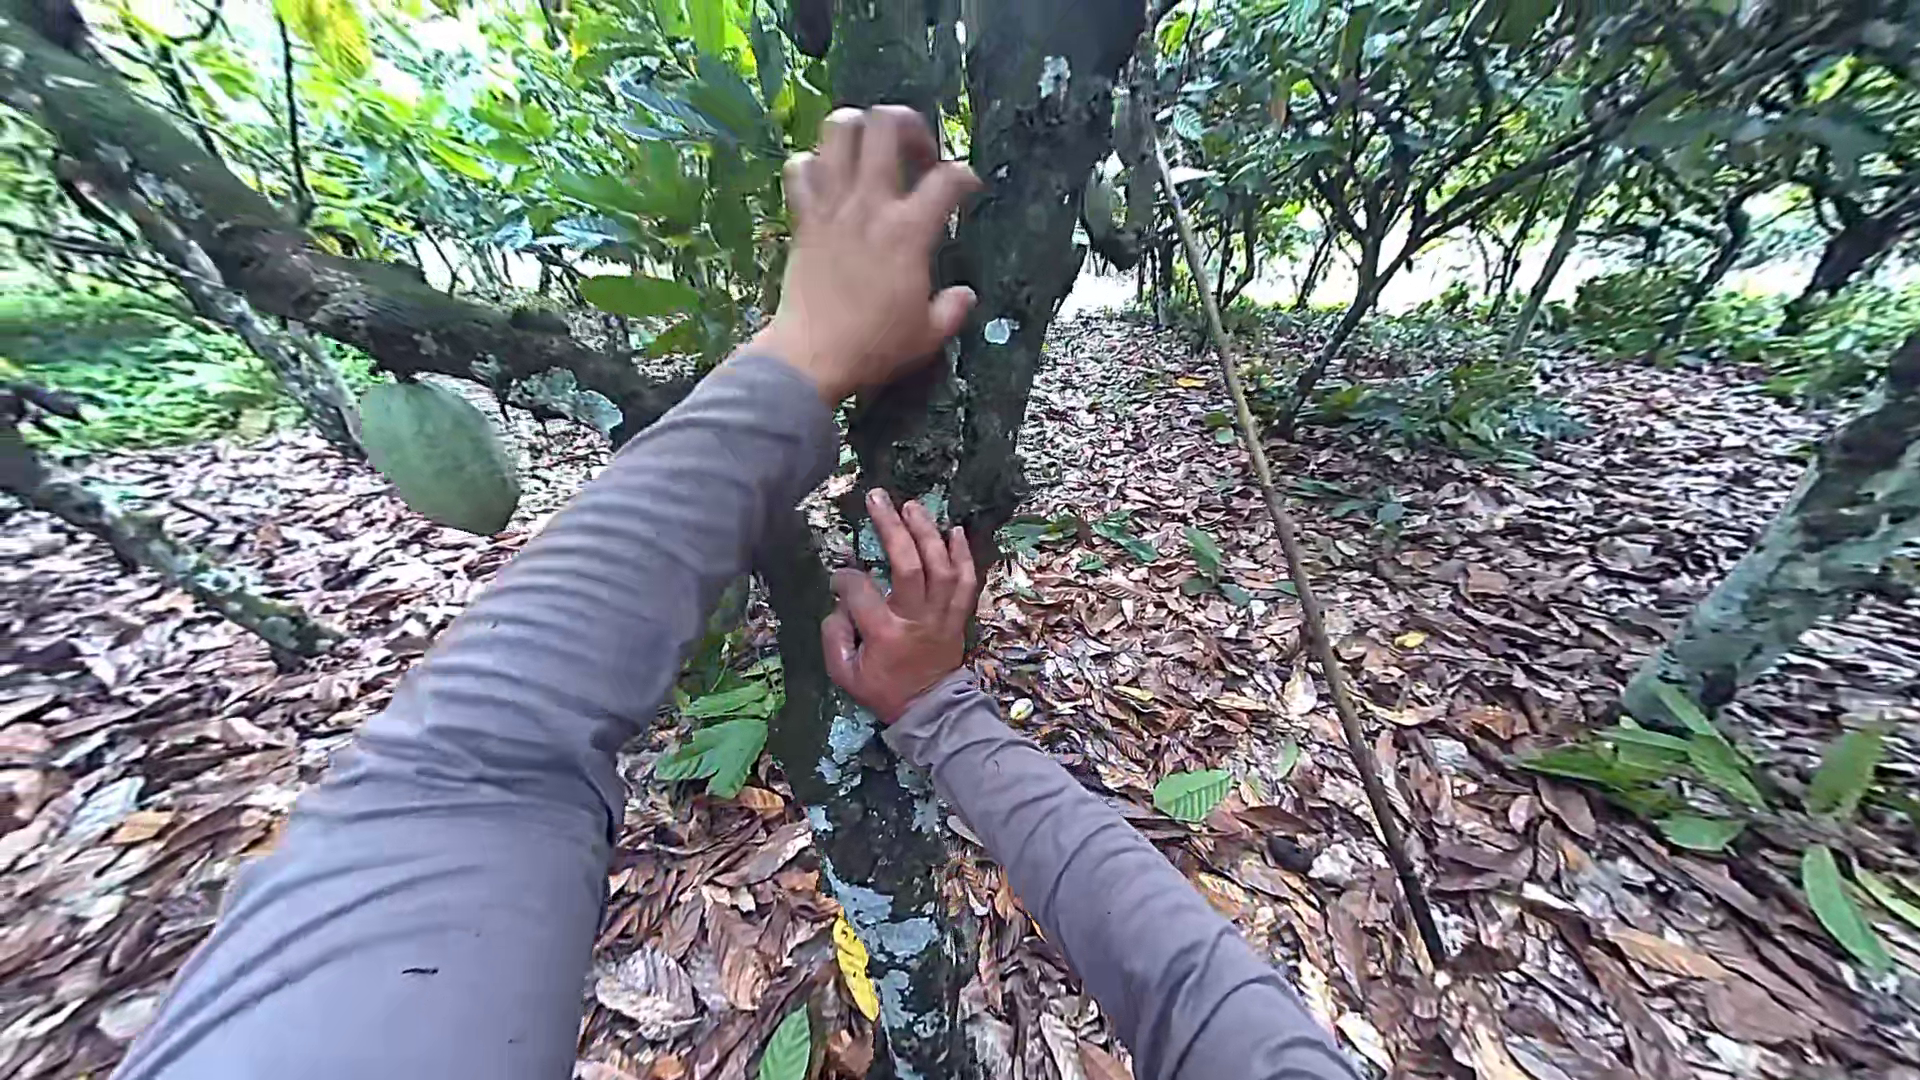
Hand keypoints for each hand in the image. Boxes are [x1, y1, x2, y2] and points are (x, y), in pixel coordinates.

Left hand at [752, 106, 981, 404]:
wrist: (814, 355)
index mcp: (909, 233)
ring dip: (861, 130)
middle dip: (909, 125)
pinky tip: (829, 181)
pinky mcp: (804, 218)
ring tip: (873, 152)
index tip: (967, 188)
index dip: (965, 176)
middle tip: (917, 152)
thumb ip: (953, 310)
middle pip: (887, 125)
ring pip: (840, 130)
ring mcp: (832, 207)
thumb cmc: (875, 347)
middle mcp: (870, 206)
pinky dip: (815, 164)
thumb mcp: (928, 337)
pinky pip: (801, 167)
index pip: (947, 180)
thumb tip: (965, 295)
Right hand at [822, 489, 979, 722]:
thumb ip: (834, 637)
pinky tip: (955, 530)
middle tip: (878, 499)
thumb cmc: (883, 689)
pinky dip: (964, 555)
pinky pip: (968, 582)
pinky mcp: (958, 616)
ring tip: (912, 506)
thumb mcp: (845, 674)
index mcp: (884, 634)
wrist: (929, 709)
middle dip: (892, 529)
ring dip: (928, 533)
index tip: (838, 576)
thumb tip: (839, 602)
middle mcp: (916, 619)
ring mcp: (943, 616)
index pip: (861, 592)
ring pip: (942, 567)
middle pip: (909, 566)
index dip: (845, 578)